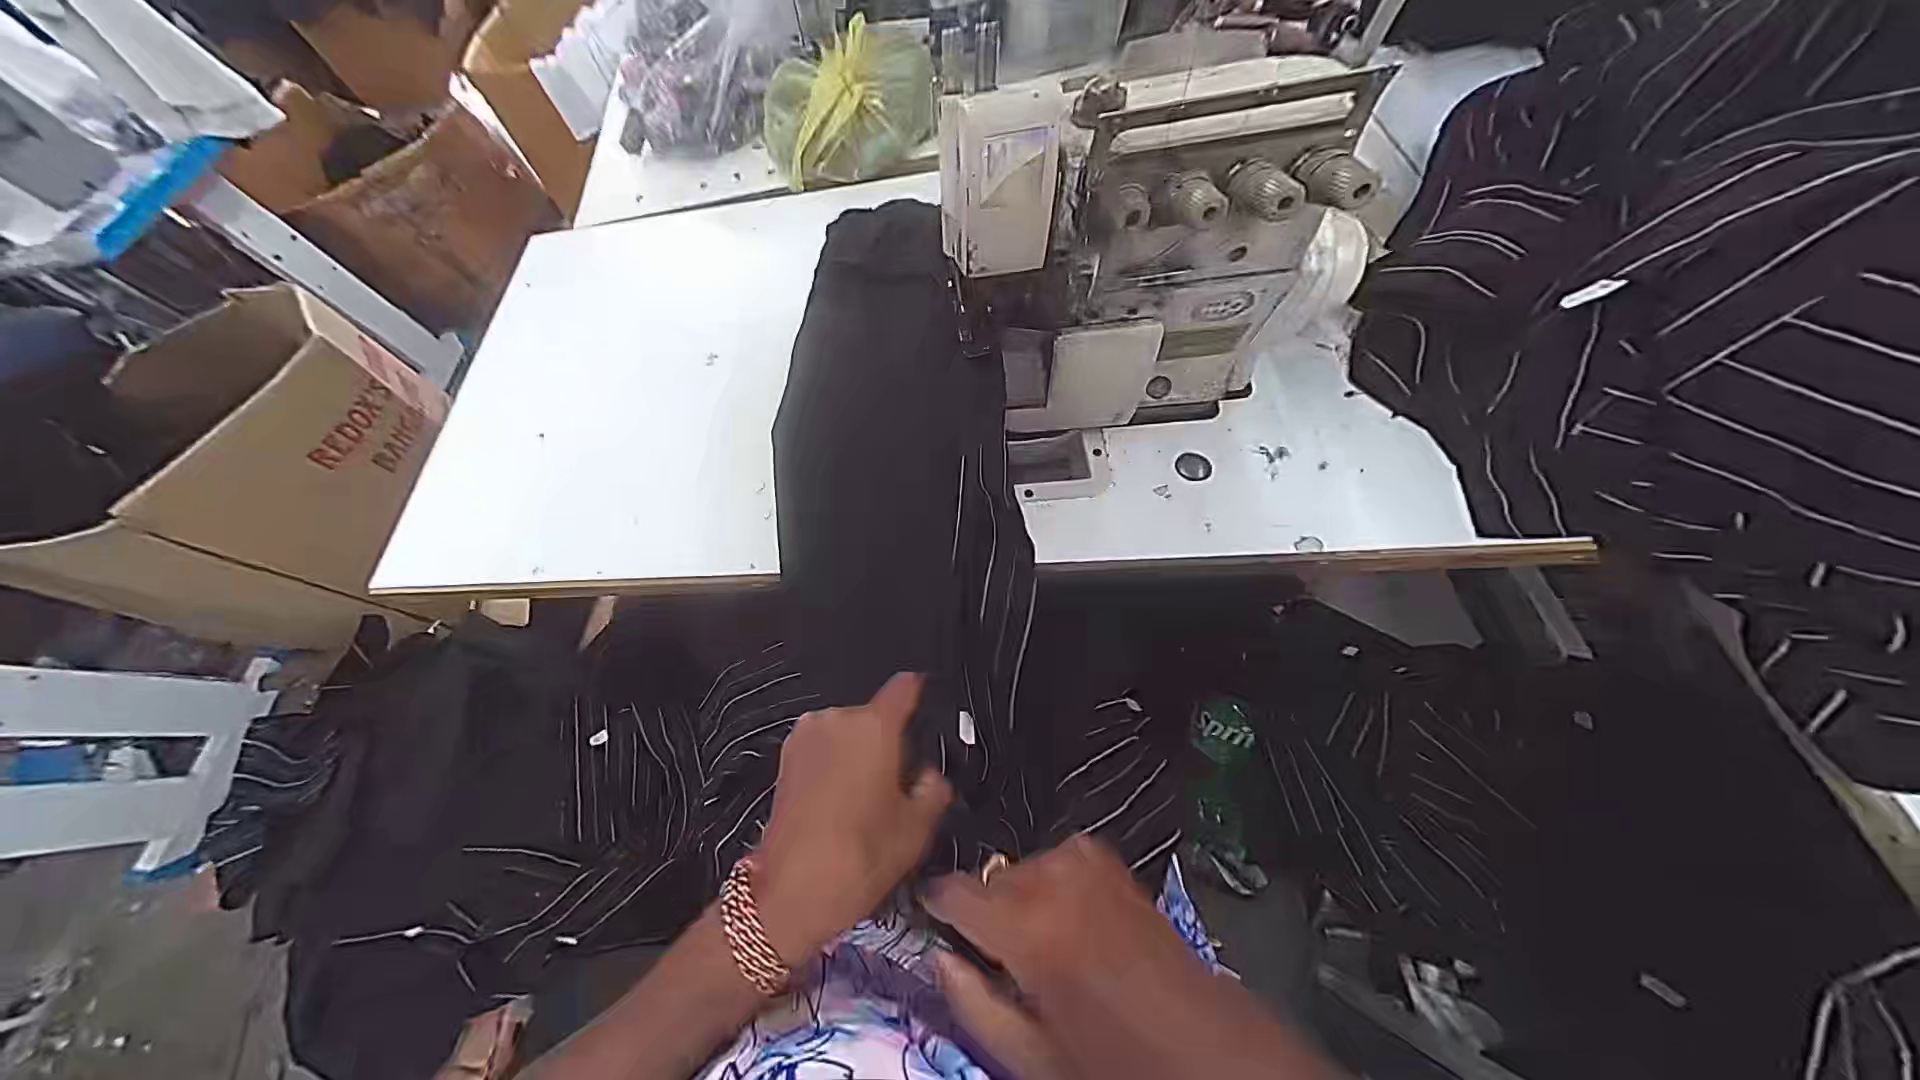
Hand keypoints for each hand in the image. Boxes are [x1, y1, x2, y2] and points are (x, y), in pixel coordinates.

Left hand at [756, 672, 952, 963]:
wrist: (790, 893)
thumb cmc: (856, 858)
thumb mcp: (918, 828)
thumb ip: (934, 789)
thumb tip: (930, 779)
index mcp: (875, 726)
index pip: (906, 686)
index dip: (921, 691)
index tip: (926, 699)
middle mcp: (837, 721)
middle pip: (876, 716)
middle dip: (889, 742)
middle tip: (897, 783)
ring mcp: (806, 737)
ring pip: (847, 733)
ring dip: (859, 753)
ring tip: (866, 801)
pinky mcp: (785, 758)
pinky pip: (823, 749)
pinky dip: (834, 766)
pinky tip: (840, 805)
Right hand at [926, 837, 1344, 1079]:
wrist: (1202, 1041)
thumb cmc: (1113, 1058)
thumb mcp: (1032, 1055)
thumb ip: (972, 1002)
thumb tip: (936, 958)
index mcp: (1027, 927)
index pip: (954, 891)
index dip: (935, 903)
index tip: (928, 914)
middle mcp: (1052, 878)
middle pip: (988, 879)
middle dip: (984, 910)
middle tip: (1000, 955)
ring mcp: (1082, 859)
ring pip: (1020, 869)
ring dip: (1018, 898)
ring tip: (1042, 944)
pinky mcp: (1106, 856)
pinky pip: (1053, 859)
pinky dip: (1049, 883)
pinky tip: (1069, 920)